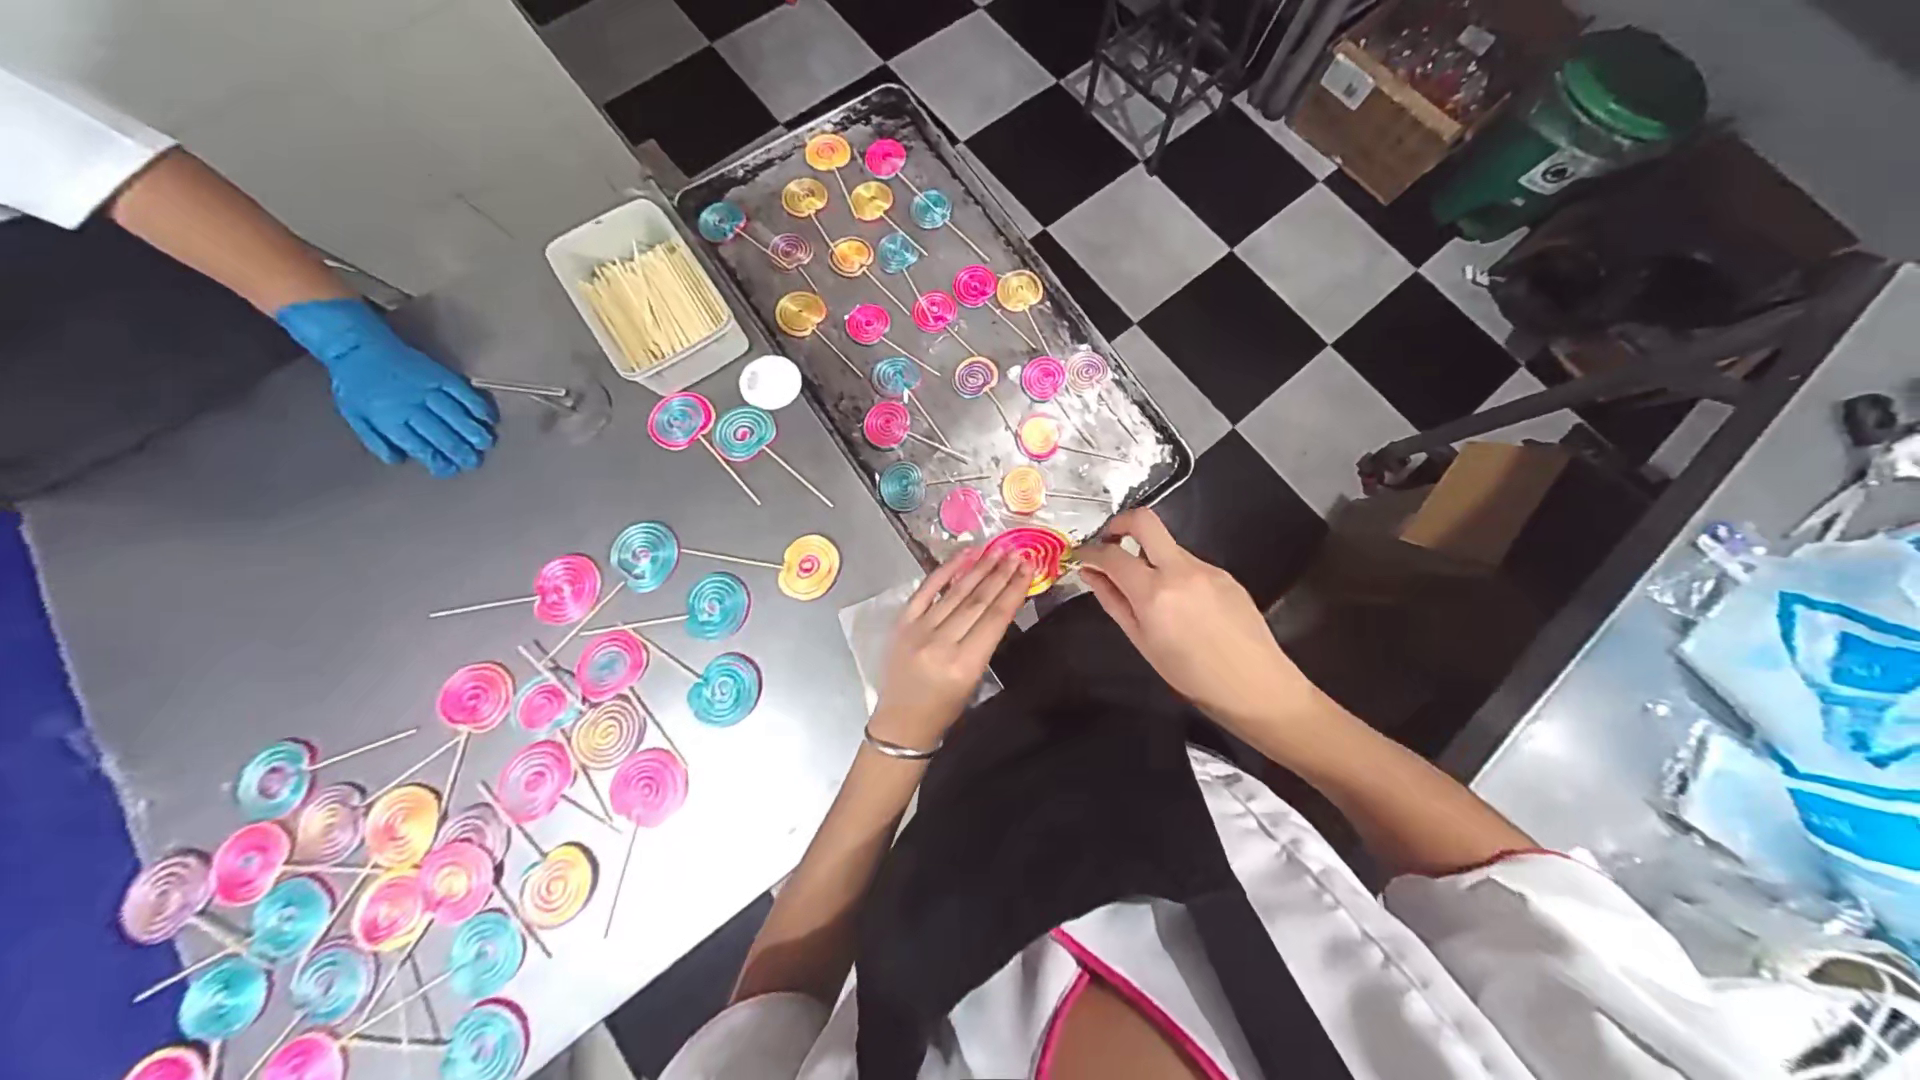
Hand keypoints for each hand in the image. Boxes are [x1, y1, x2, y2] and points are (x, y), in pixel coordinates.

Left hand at [275, 298, 497, 475]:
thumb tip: (400, 460)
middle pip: (442, 434)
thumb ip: (376, 440)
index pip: (419, 446)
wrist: (358, 347)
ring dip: (474, 432)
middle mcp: (411, 406)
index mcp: (388, 419)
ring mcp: (428, 390)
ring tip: (486, 444)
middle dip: (461, 451)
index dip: (437, 461)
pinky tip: (488, 418)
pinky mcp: (440, 375)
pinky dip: (478, 406)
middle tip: (475, 462)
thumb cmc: (356, 385)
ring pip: (456, 416)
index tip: (451, 470)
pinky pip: (464, 394)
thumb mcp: (354, 416)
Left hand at [870, 547, 1030, 751]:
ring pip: (956, 592)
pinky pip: (926, 590)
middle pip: (978, 601)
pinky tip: (965, 556)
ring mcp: (919, 630)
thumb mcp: (974, 680)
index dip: (1014, 589)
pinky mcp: (902, 623)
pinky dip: (946, 571)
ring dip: (980, 568)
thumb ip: (986, 641)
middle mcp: (941, 643)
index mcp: (964, 664)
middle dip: (1001, 574)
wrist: (902, 723)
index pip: (995, 618)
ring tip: (998, 551)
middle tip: (1018, 554)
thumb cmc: (945, 709)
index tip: (1028, 568)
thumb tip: (1000, 601)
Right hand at [1078, 509, 1324, 731]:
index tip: (1082, 555)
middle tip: (1109, 541)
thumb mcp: (1142, 641)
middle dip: (1119, 523)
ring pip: (1167, 545)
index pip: (1112, 555)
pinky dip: (1173, 572)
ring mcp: (1206, 568)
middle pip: (1144, 520)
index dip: (1090, 551)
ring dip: (1149, 555)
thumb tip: (1091, 575)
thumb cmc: (1193, 675)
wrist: (1255, 684)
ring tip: (1147, 590)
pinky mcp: (1224, 573)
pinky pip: (1188, 563)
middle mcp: (1181, 571)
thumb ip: (1113, 601)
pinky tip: (1180, 603)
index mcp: (1154, 594)